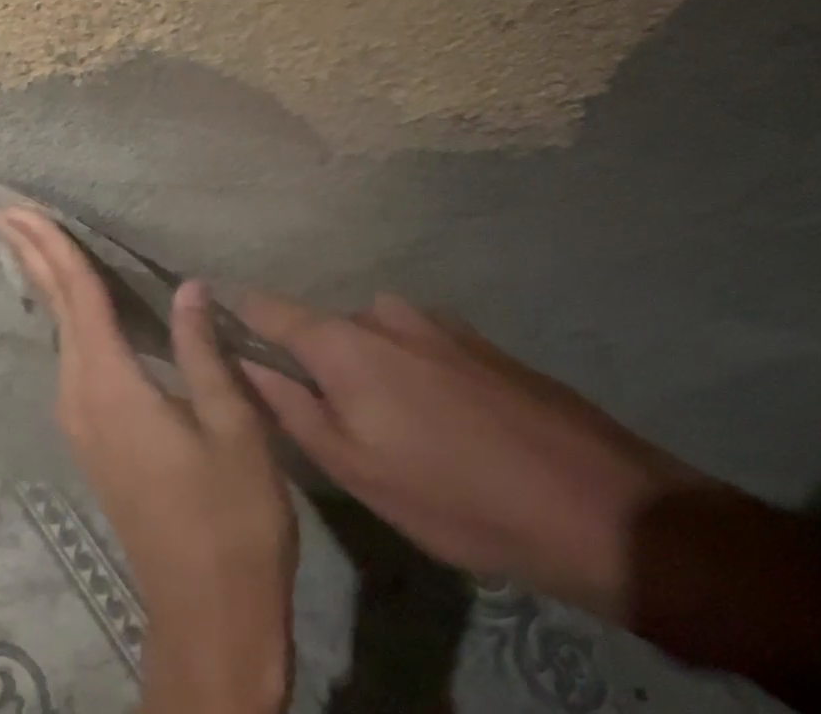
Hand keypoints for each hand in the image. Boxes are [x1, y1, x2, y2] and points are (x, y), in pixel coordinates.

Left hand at [0, 207, 295, 713]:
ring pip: (57, 333)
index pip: (76, 296)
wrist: (204, 605)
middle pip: (52, 308)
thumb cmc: (231, 518)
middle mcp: (79, 395)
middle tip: (3, 211)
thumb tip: (187, 289)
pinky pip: (70, 359)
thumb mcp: (234, 428)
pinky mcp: (88, 437)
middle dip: (29, 255)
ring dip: (44, 283)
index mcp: (110, 385)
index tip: (19, 207)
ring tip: (31, 241)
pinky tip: (70, 307)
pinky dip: (64, 318)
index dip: (52, 246)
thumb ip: (204, 353)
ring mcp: (78, 419)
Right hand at [234, 290, 702, 619]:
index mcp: (343, 343)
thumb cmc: (453, 497)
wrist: (606, 513)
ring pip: (372, 339)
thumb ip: (287, 406)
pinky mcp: (485, 346)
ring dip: (363, 369)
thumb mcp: (351, 467)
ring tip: (385, 426)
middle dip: (309, 362)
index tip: (214, 334)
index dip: (234, 316)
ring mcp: (441, 326)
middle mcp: (385, 317)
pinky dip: (407, 373)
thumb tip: (238, 360)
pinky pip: (418, 348)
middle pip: (321, 328)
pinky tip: (438, 425)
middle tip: (321, 419)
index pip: (265, 306)